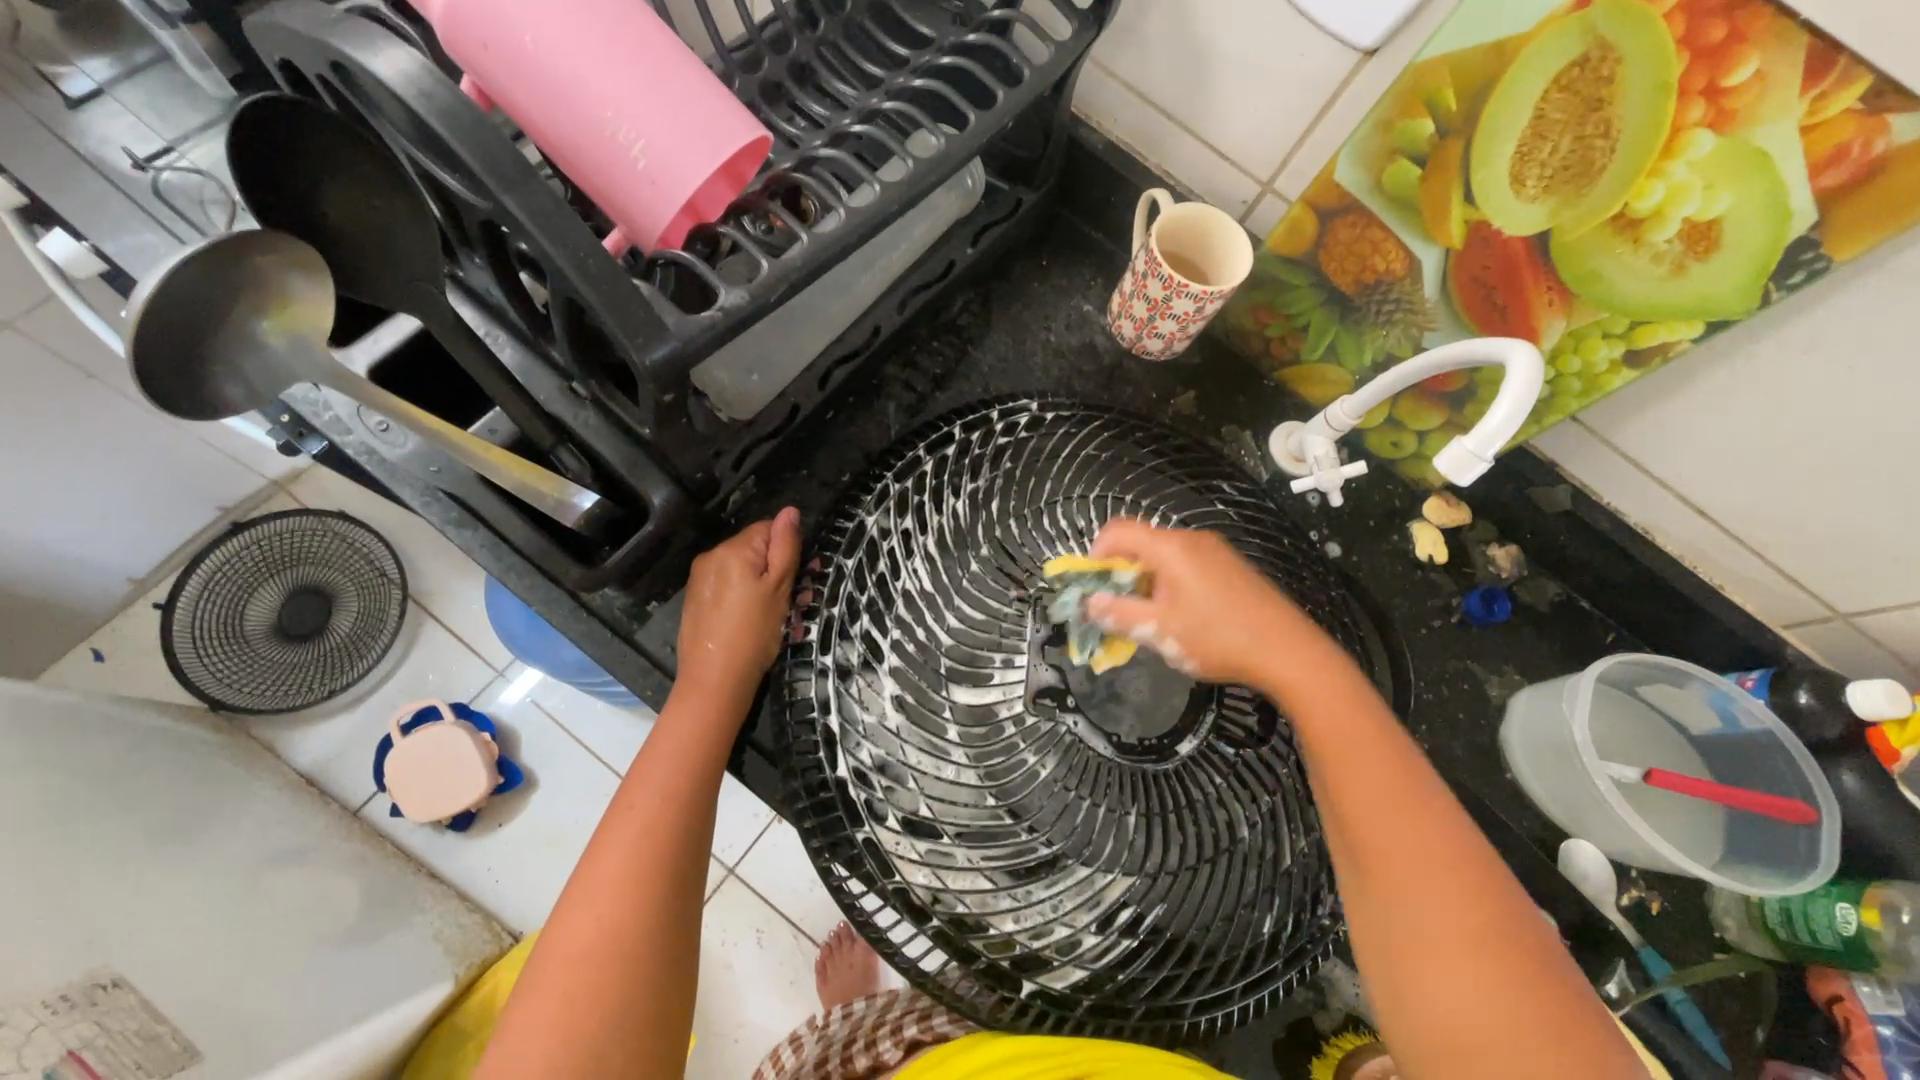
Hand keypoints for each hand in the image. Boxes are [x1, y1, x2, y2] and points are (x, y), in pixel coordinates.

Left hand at [675, 508, 801, 707]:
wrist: (715, 680)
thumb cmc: (754, 633)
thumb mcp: (779, 588)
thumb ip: (785, 546)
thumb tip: (790, 511)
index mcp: (732, 550)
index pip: (769, 530)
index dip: (789, 552)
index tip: (804, 578)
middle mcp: (712, 557)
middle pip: (756, 552)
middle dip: (781, 574)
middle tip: (800, 604)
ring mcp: (702, 580)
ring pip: (746, 574)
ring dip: (768, 590)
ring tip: (784, 620)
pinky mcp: (698, 601)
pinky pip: (731, 590)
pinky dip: (749, 602)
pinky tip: (761, 626)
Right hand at [1085, 518, 1330, 690]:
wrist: (1288, 651)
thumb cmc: (1218, 638)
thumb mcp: (1159, 632)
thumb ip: (1118, 613)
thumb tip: (1088, 601)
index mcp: (1171, 548)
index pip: (1117, 531)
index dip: (1095, 555)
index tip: (1093, 589)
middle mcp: (1192, 540)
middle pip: (1140, 544)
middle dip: (1121, 575)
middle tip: (1120, 611)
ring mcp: (1215, 551)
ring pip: (1164, 557)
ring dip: (1146, 583)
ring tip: (1152, 620)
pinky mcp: (1231, 566)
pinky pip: (1187, 565)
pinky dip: (1171, 584)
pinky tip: (1183, 618)